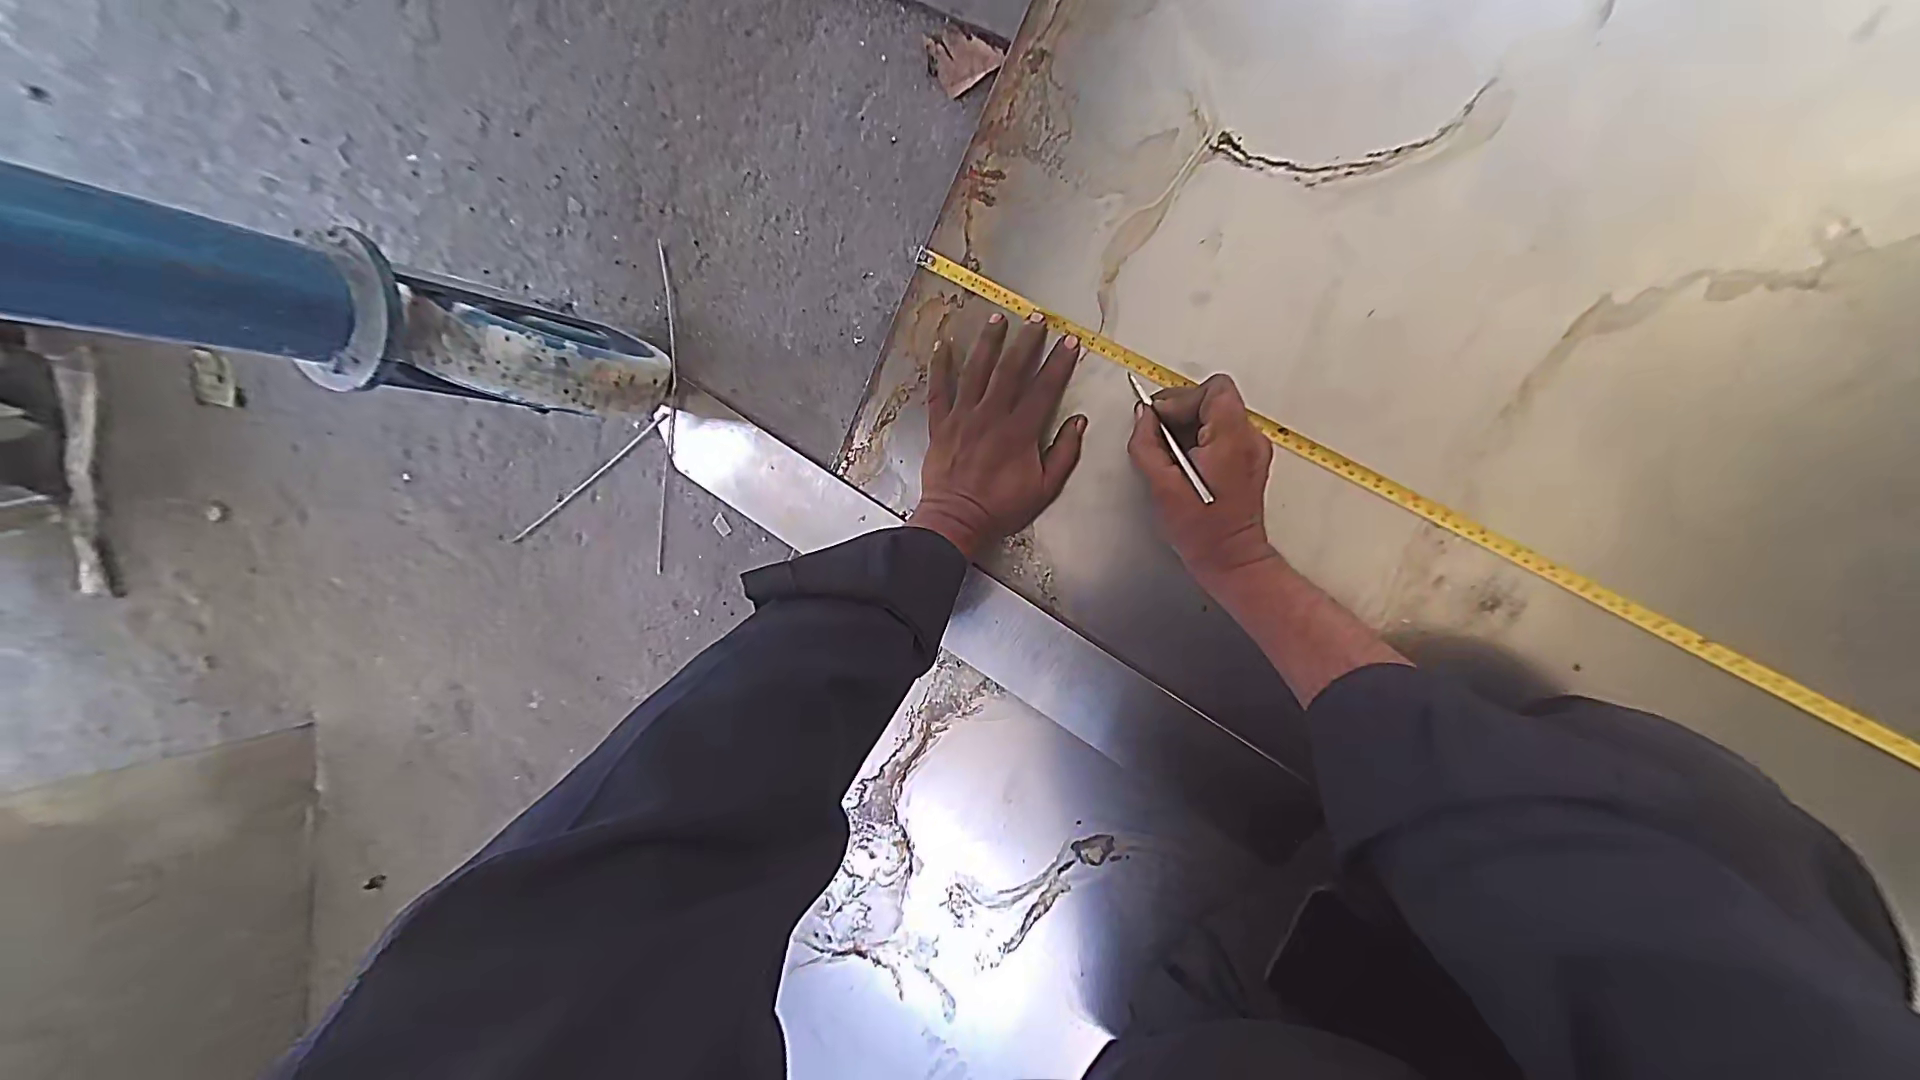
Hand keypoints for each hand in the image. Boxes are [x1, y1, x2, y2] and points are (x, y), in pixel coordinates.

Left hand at [913, 312, 1086, 557]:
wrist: (957, 520)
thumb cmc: (1001, 507)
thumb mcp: (1044, 488)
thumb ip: (1064, 453)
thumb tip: (1078, 422)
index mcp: (1020, 431)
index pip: (1044, 388)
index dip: (1059, 363)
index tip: (1069, 342)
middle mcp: (991, 416)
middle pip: (1011, 370)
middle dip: (1026, 341)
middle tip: (1036, 318)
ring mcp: (963, 417)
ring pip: (976, 371)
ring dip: (988, 343)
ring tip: (997, 318)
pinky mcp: (940, 424)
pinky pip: (939, 390)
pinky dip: (940, 367)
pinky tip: (943, 346)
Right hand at [1127, 373, 1277, 582]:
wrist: (1229, 556)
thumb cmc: (1201, 530)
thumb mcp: (1161, 486)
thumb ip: (1147, 444)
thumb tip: (1143, 416)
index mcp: (1231, 440)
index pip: (1213, 390)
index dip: (1180, 399)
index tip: (1158, 419)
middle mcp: (1249, 438)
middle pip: (1215, 398)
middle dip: (1182, 410)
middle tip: (1159, 435)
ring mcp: (1253, 448)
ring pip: (1217, 413)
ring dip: (1189, 424)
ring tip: (1171, 453)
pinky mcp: (1248, 457)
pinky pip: (1222, 431)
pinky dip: (1200, 436)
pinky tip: (1185, 461)